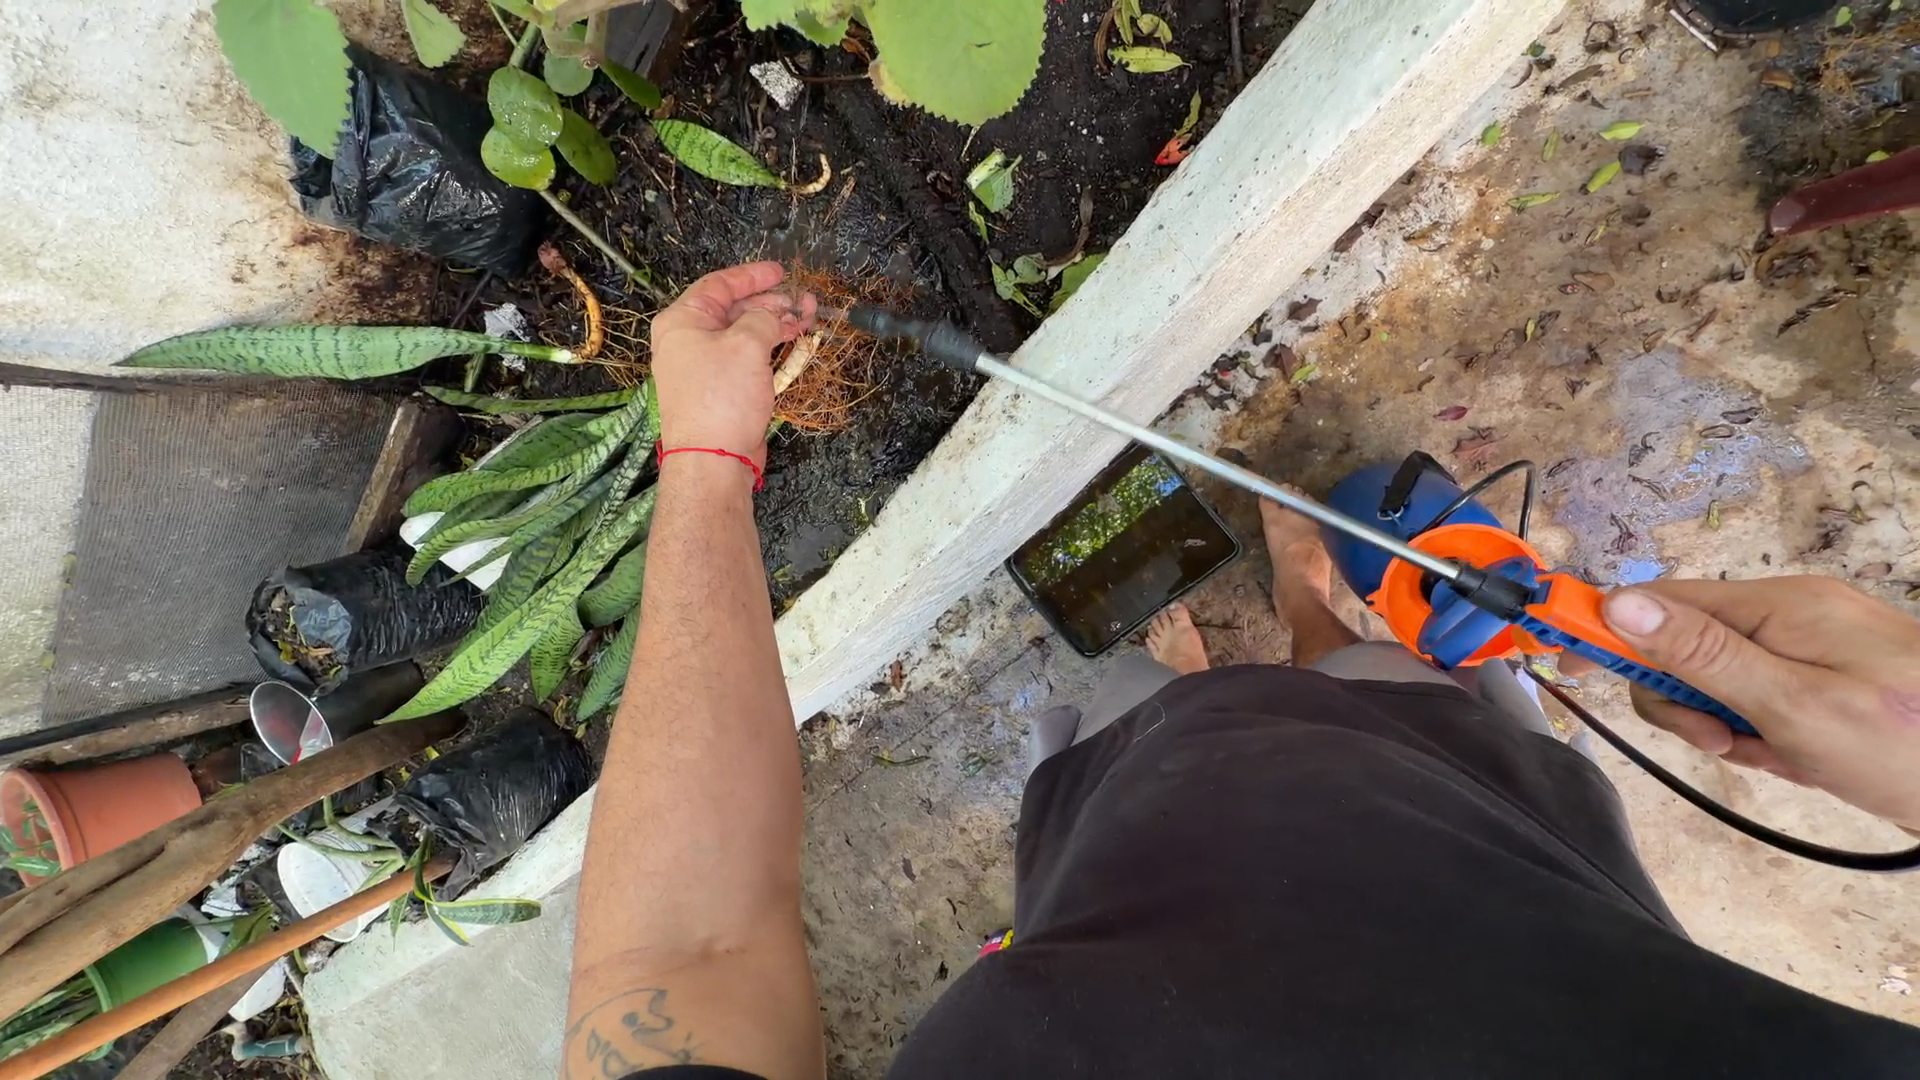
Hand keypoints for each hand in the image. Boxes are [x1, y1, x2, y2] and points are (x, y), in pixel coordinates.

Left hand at [650, 262, 815, 465]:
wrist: (714, 458)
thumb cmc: (723, 396)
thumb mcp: (747, 344)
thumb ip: (763, 319)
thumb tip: (774, 314)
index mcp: (683, 321)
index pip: (719, 284)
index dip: (752, 276)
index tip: (781, 272)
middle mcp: (689, 342)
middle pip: (734, 311)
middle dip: (771, 304)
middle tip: (803, 302)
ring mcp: (705, 368)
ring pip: (744, 337)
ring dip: (775, 328)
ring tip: (806, 322)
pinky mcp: (722, 392)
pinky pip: (748, 362)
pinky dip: (770, 352)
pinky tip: (792, 347)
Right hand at [1601, 576, 1919, 829]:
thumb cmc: (1912, 749)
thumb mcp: (1794, 705)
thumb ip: (1699, 653)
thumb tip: (1613, 603)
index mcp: (1779, 605)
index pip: (1656, 602)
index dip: (1604, 630)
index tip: (1569, 668)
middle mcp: (1787, 615)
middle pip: (1678, 643)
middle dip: (1677, 696)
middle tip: (1711, 741)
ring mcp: (1806, 648)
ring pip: (1709, 676)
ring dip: (1714, 720)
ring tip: (1759, 754)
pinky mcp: (1820, 680)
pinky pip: (1748, 696)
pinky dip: (1751, 728)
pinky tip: (1788, 754)